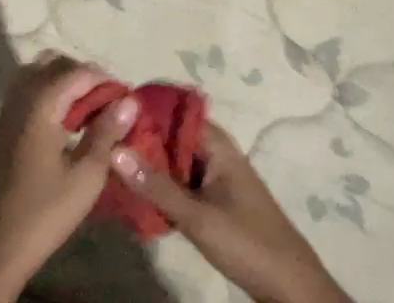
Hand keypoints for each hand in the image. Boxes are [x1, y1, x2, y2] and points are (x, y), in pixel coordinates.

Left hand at [0, 51, 137, 301]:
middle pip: (53, 63)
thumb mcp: (87, 174)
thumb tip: (129, 100)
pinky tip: (65, 120)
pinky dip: (47, 92)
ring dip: (63, 81)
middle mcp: (19, 96)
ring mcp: (7, 108)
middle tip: (109, 102)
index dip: (104, 79)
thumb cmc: (47, 210)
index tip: (126, 98)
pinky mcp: (3, 124)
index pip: (76, 72)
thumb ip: (107, 132)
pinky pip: (26, 90)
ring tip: (90, 109)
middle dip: (83, 75)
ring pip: (36, 73)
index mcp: (40, 103)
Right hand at [113, 126, 351, 302]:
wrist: (293, 290)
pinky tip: (134, 193)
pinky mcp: (214, 201)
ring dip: (147, 163)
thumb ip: (155, 185)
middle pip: (171, 135)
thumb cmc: (248, 244)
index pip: (174, 112)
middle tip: (101, 142)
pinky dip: (159, 184)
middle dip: (139, 138)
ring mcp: (216, 178)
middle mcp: (216, 154)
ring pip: (173, 160)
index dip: (142, 109)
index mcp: (217, 146)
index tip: (107, 112)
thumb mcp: (198, 217)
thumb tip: (113, 149)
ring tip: (108, 164)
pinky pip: (179, 181)